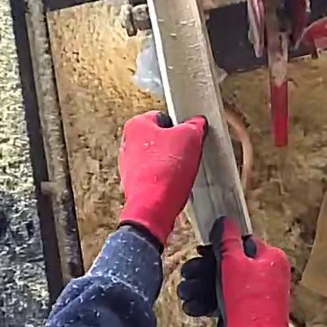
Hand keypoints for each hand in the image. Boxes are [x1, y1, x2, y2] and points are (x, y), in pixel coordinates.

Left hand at [118, 111, 206, 245]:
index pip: (164, 117)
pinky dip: (166, 179)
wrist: (152, 209)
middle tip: (187, 154)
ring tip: (181, 172)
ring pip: (159, 158)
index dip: (182, 126)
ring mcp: (129, 165)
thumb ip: (195, 125)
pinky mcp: (135, 184)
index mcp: (136, 125)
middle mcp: (128, 143)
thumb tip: (198, 123)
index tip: (191, 134)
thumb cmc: (163, 172)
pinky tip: (174, 184)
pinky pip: (156, 176)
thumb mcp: (190, 138)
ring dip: (172, 164)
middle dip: (176, 146)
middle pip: (161, 138)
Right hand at [179, 217, 309, 326]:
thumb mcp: (233, 264)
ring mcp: (256, 294)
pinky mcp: (245, 311)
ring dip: (202, 286)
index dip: (219, 245)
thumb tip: (224, 220)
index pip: (242, 242)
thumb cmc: (248, 303)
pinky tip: (191, 306)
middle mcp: (265, 275)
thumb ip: (227, 240)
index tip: (200, 251)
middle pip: (229, 264)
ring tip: (184, 292)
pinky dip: (209, 302)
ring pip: (224, 283)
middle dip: (204, 270)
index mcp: (270, 259)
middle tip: (186, 272)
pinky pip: (225, 300)